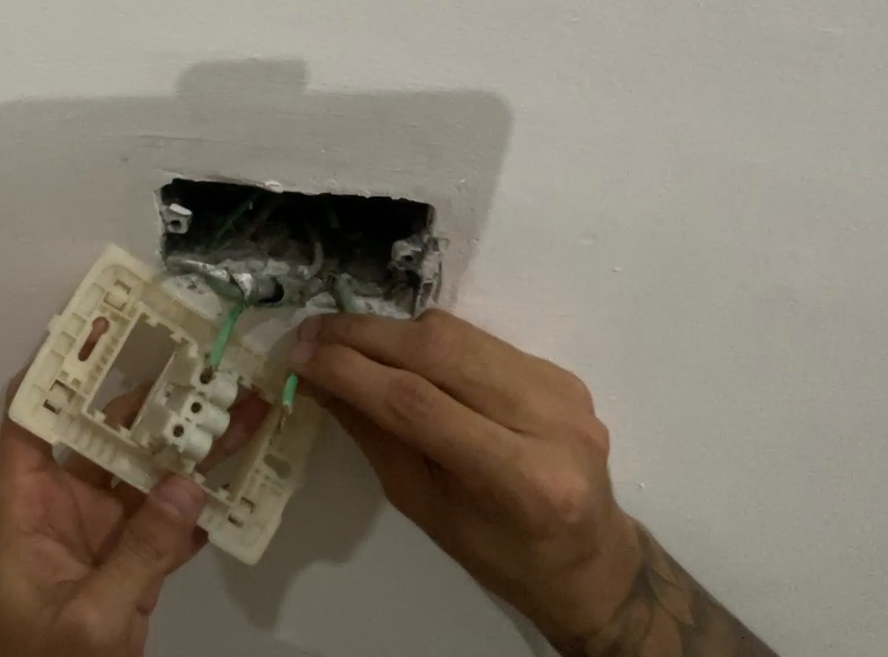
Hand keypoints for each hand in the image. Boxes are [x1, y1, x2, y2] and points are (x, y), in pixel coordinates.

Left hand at [0, 376, 268, 656]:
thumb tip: (187, 484)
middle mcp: (66, 507)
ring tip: (233, 410)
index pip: (30, 421)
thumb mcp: (90, 618)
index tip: (89, 330)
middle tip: (188, 361)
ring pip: (147, 475)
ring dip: (188, 447)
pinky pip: (170, 521)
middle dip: (147, 400)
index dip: (52, 371)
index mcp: (31, 506)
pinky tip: (236, 476)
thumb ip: (140, 552)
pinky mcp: (135, 567)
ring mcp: (104, 536)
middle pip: (103, 435)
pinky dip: (202, 502)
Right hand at [288, 310, 642, 644]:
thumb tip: (317, 376)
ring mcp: (559, 389)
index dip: (349, 371)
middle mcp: (549, 421)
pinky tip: (398, 352)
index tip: (298, 355)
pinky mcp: (559, 369)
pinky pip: (473, 336)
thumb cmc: (497, 551)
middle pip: (437, 351)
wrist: (588, 557)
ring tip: (342, 338)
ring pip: (452, 332)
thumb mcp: (421, 503)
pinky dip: (424, 339)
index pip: (416, 403)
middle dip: (361, 335)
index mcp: (519, 479)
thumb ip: (371, 432)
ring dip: (387, 330)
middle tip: (310, 334)